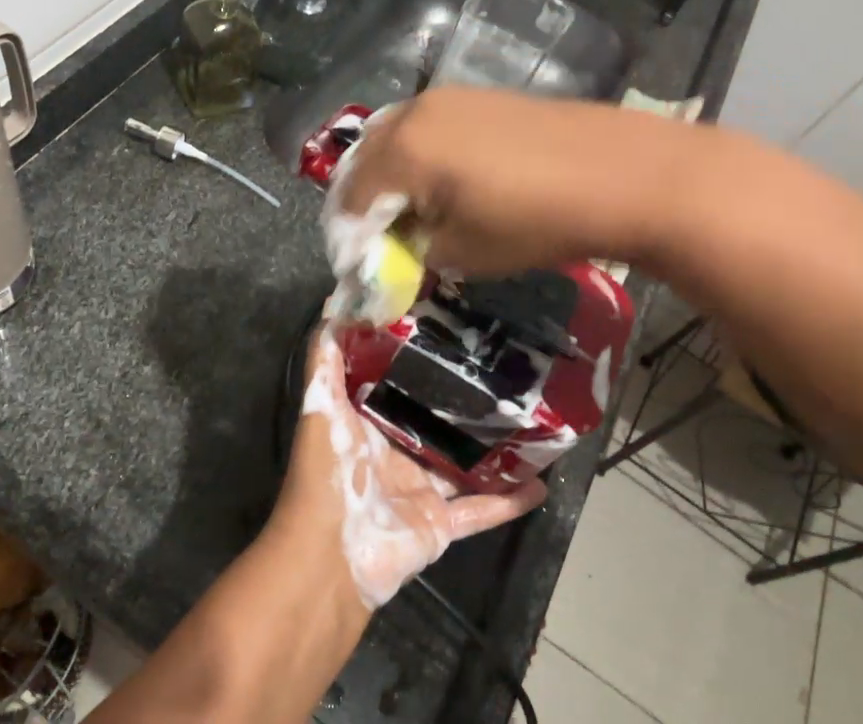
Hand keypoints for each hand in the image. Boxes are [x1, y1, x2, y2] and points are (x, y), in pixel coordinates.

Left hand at [272, 329, 548, 609]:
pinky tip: (542, 481)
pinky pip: (481, 511)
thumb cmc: (327, 473)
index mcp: (366, 424)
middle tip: (505, 372)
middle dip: (462, 404)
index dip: (417, 362)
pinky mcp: (441, 525)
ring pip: (463, 466)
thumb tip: (332, 306)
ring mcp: (420, 491)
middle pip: (433, 425)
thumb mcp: (320, 408)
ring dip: (492, 450)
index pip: (395, 386)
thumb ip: (325, 361)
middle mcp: (394, 454)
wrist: (331, 557)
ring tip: (531, 420)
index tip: (451, 332)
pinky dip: (509, 500)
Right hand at [332, 87, 706, 277]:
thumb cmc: (535, 222)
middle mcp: (412, 113)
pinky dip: (417, 158)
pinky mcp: (476, 96)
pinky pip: (424, 128)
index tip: (362, 270)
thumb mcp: (461, 254)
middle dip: (363, 205)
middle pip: (363, 163)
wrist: (625, 174)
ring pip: (392, 140)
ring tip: (410, 215)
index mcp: (400, 151)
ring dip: (389, 179)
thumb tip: (392, 250)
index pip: (350, 201)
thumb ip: (410, 251)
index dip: (350, 241)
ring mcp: (446, 98)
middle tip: (379, 242)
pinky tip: (443, 185)